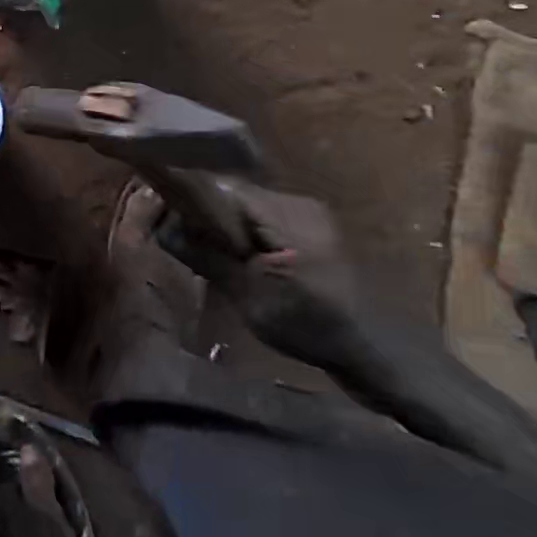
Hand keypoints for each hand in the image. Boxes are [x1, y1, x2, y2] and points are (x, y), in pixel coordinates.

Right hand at [152, 176, 360, 361]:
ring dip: (224, 226)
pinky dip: (244, 235)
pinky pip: (264, 223)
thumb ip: (208, 256)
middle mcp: (295, 202)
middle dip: (205, 214)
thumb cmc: (309, 323)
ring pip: (248, 210)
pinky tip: (237, 260)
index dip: (189, 196)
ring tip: (205, 252)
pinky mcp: (311, 233)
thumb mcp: (250, 295)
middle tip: (180, 239)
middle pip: (234, 195)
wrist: (373, 350)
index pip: (222, 186)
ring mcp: (307, 216)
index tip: (163, 215)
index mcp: (282, 210)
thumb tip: (164, 227)